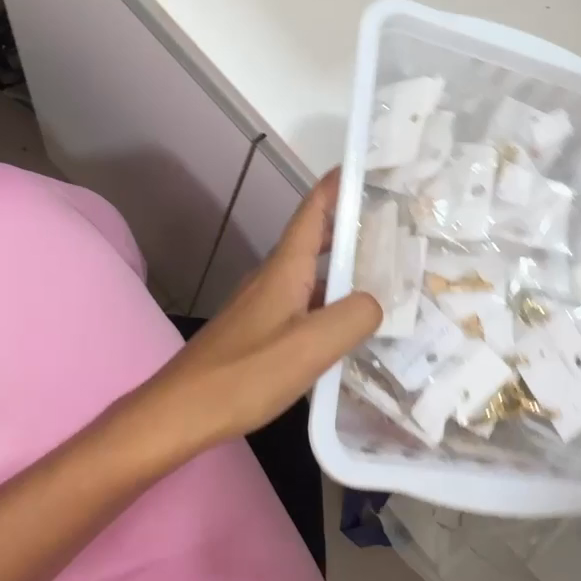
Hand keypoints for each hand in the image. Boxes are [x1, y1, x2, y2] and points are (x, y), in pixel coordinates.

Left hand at [134, 170, 380, 449]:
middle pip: (317, 238)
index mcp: (285, 269)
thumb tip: (376, 302)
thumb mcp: (311, 346)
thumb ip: (354, 317)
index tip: (372, 167)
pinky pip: (306, 303)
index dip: (340, 185)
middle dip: (354, 225)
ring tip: (389, 273)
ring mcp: (265, 305)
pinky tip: (353, 324)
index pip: (314, 210)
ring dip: (348, 266)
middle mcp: (274, 277)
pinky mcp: (261, 331)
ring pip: (314, 273)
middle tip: (399, 224)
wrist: (181, 412)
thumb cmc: (245, 374)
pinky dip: (333, 301)